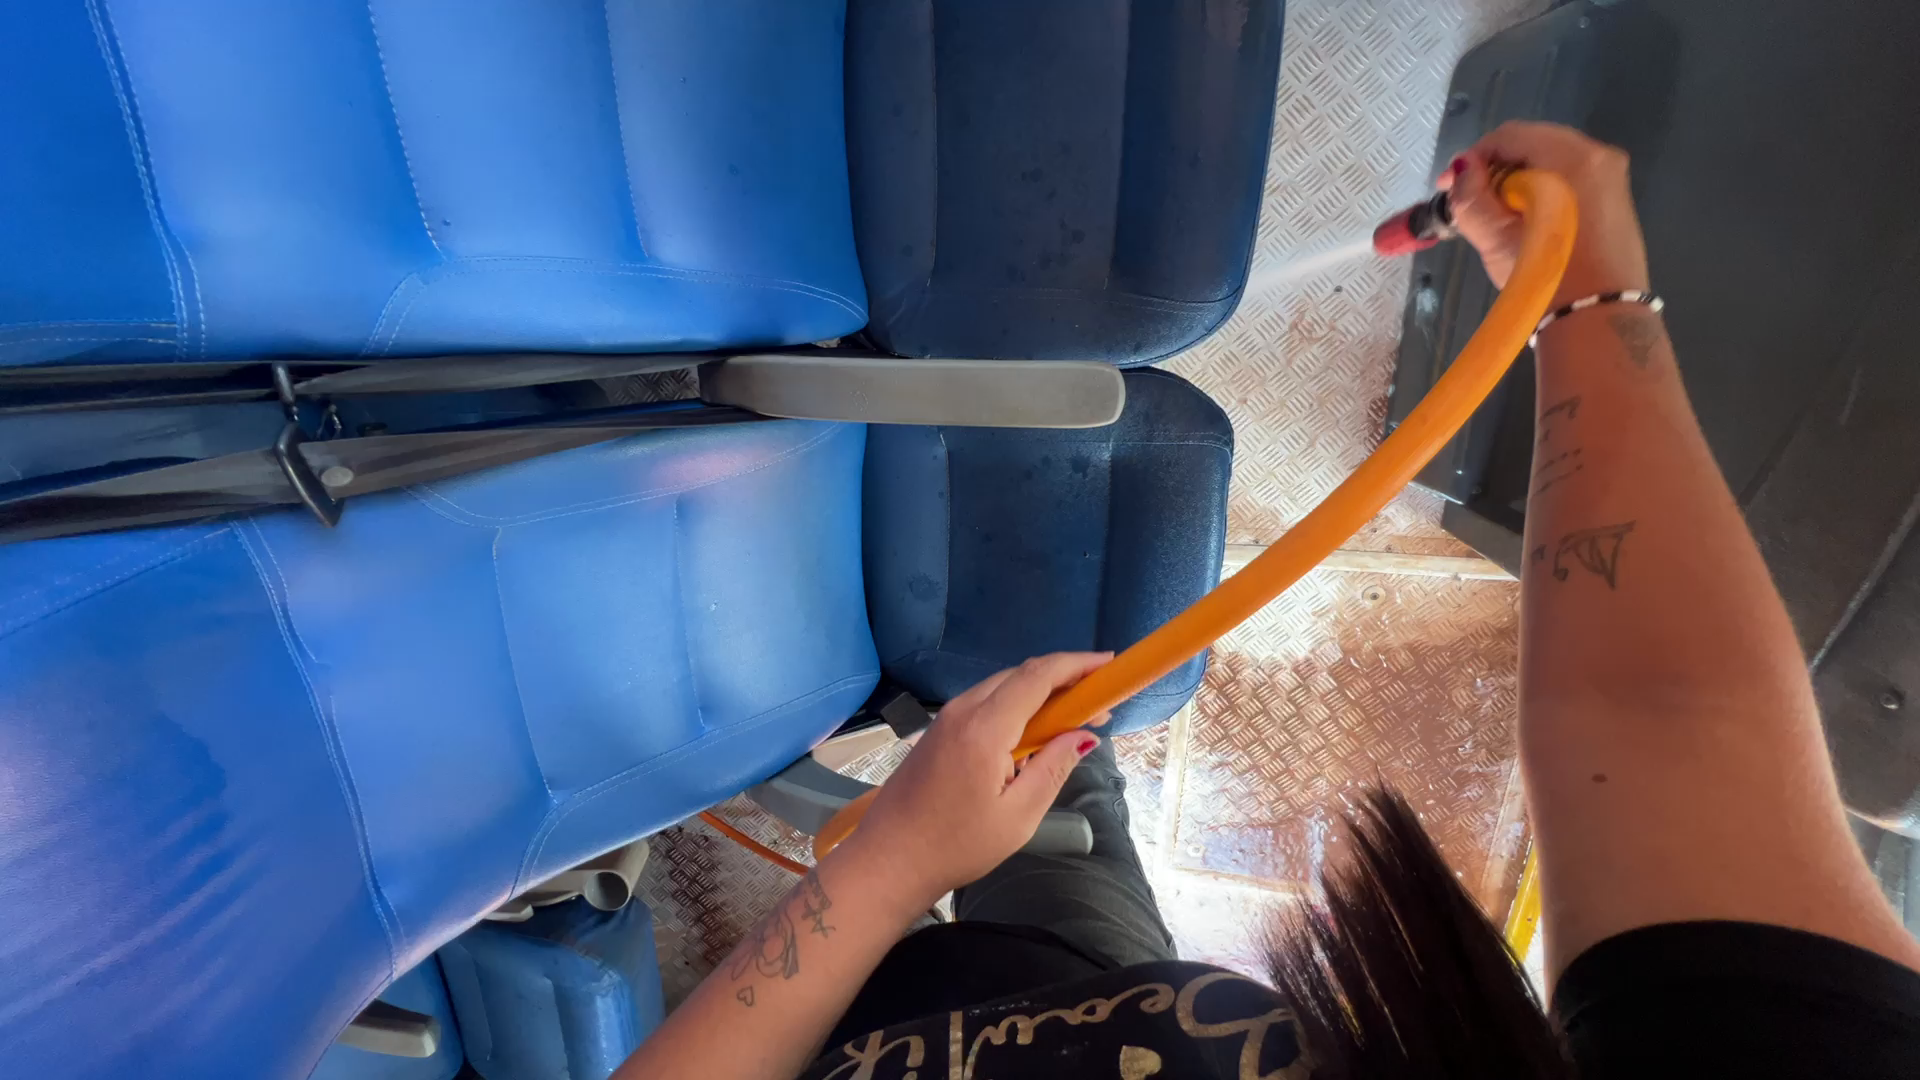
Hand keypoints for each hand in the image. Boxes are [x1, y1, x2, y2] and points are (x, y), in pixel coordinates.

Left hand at [846, 653, 1112, 901]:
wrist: (887, 858)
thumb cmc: (955, 845)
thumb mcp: (1018, 816)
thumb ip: (1053, 768)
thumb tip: (1084, 736)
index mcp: (984, 728)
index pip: (1038, 676)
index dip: (1077, 664)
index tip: (1109, 664)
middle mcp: (964, 709)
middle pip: (1021, 674)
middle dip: (1064, 679)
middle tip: (1099, 703)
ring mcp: (947, 716)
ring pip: (1002, 685)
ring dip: (1040, 692)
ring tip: (1074, 717)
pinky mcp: (939, 727)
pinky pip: (986, 701)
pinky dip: (1016, 704)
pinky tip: (1033, 731)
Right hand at [1439, 121, 1650, 309]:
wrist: (1595, 310)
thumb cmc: (1542, 270)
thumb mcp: (1495, 236)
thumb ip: (1472, 197)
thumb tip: (1460, 171)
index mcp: (1570, 157)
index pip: (1510, 135)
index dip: (1471, 158)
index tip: (1446, 189)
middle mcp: (1596, 154)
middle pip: (1531, 144)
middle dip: (1491, 169)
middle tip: (1464, 203)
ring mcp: (1608, 174)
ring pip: (1546, 162)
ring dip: (1510, 182)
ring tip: (1488, 216)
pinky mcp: (1610, 197)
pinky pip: (1562, 178)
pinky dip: (1533, 191)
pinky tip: (1517, 222)